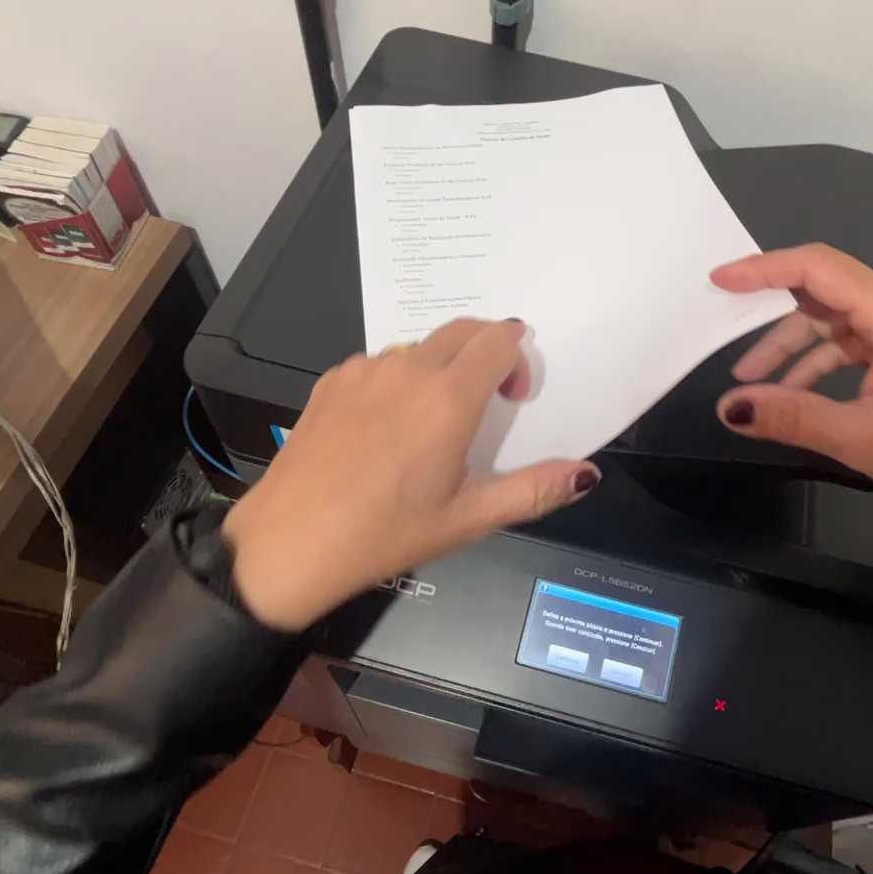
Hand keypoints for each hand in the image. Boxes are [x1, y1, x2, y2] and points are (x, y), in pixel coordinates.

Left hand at [221, 318, 600, 629]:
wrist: (287, 544)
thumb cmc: (383, 535)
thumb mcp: (468, 519)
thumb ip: (533, 491)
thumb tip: (585, 474)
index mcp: (448, 398)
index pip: (498, 339)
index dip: (517, 357)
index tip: (514, 397)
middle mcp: (406, 369)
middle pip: (463, 329)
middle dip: (487, 350)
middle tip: (490, 399)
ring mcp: (364, 370)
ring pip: (419, 346)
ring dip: (442, 366)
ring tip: (435, 420)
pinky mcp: (331, 380)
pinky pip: (380, 363)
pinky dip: (399, 379)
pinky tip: (387, 428)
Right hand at [710, 244, 872, 529]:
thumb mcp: (865, 439)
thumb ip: (793, 417)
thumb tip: (730, 407)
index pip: (819, 268)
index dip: (763, 269)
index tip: (719, 281)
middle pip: (822, 292)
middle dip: (770, 317)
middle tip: (723, 334)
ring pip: (835, 320)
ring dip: (792, 348)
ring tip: (752, 383)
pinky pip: (854, 342)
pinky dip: (820, 362)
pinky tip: (795, 394)